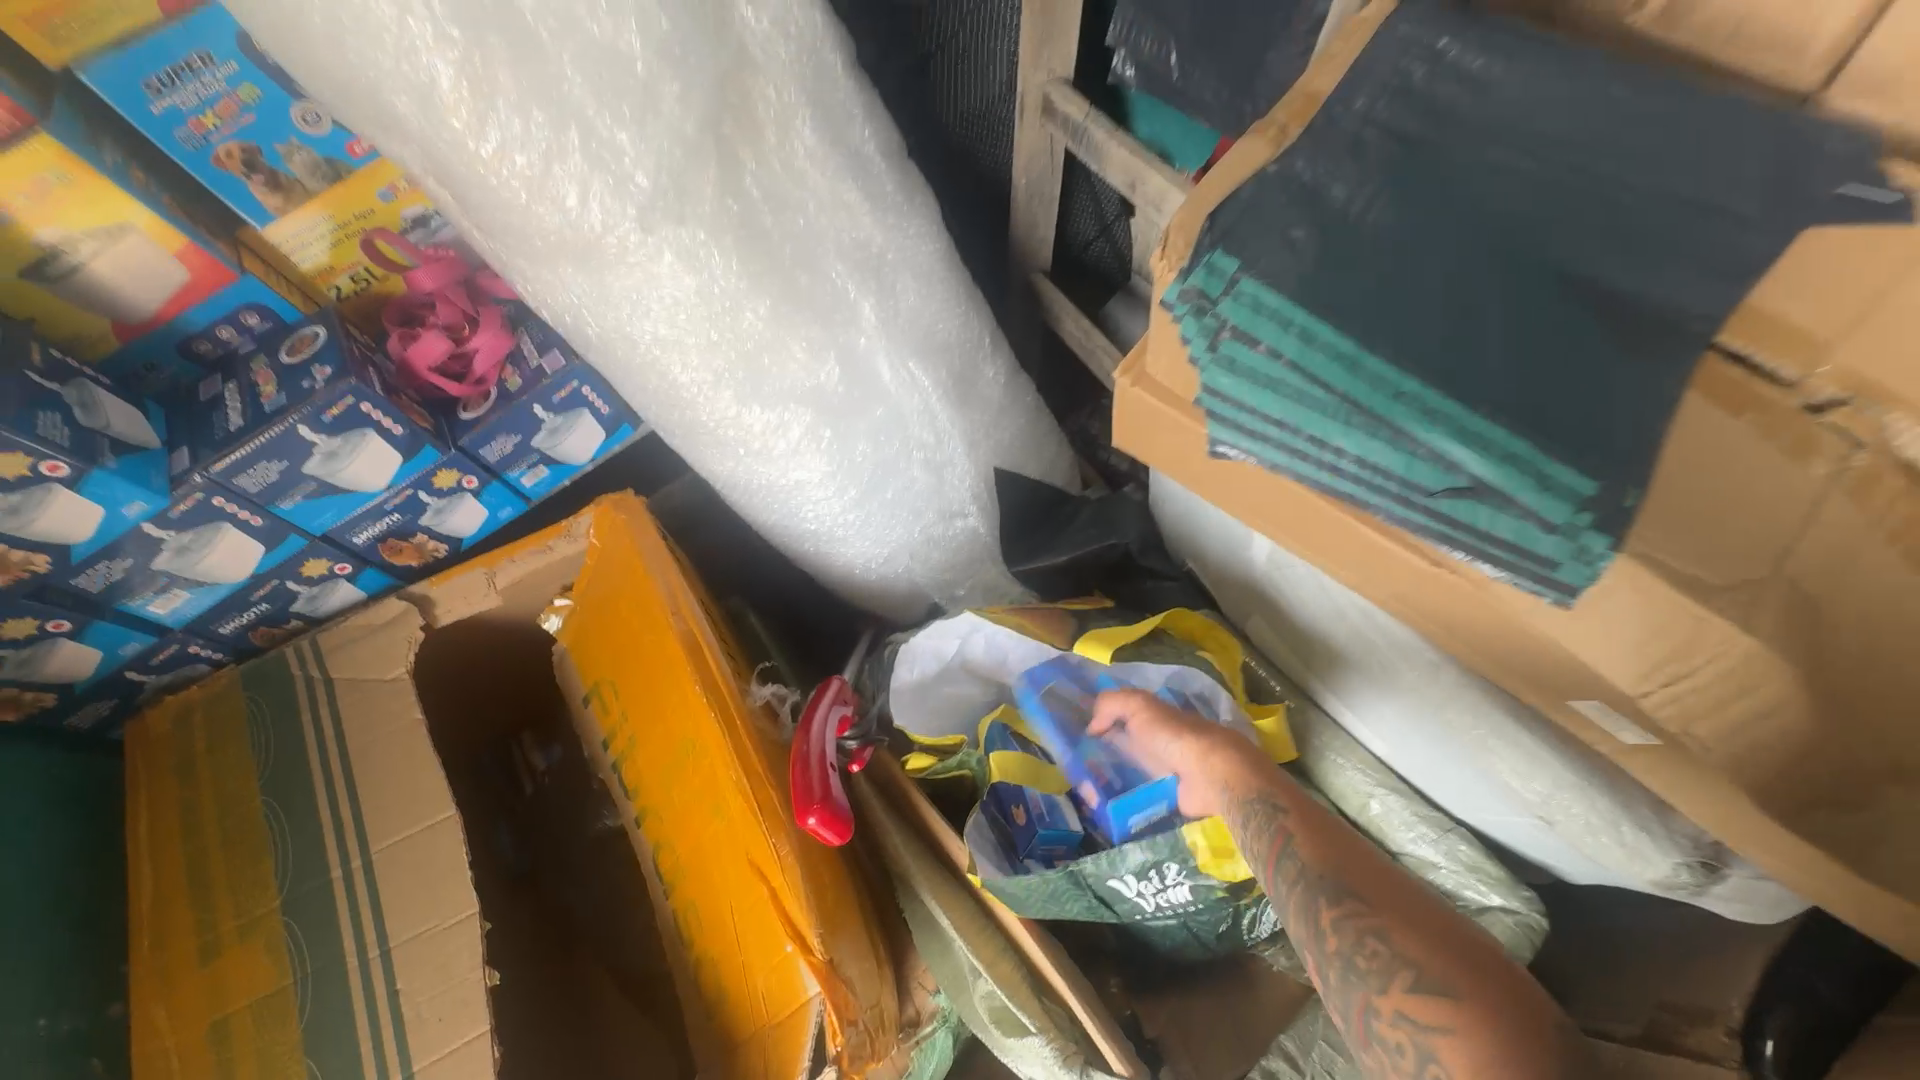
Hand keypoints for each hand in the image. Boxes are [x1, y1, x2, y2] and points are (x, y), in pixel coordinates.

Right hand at [1088, 688, 1272, 819]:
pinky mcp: (1170, 800)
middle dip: (1102, 757)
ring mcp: (1167, 773)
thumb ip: (1111, 704)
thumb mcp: (1139, 706)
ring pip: (1130, 776)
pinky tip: (1104, 810)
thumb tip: (1091, 727)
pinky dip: (1123, 804)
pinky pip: (1139, 801)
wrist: (1211, 776)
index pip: (1125, 717)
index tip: (1078, 738)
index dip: (1102, 723)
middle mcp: (1161, 744)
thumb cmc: (1174, 736)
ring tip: (1085, 794)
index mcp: (1157, 719)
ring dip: (1110, 783)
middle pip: (1125, 748)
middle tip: (1077, 770)